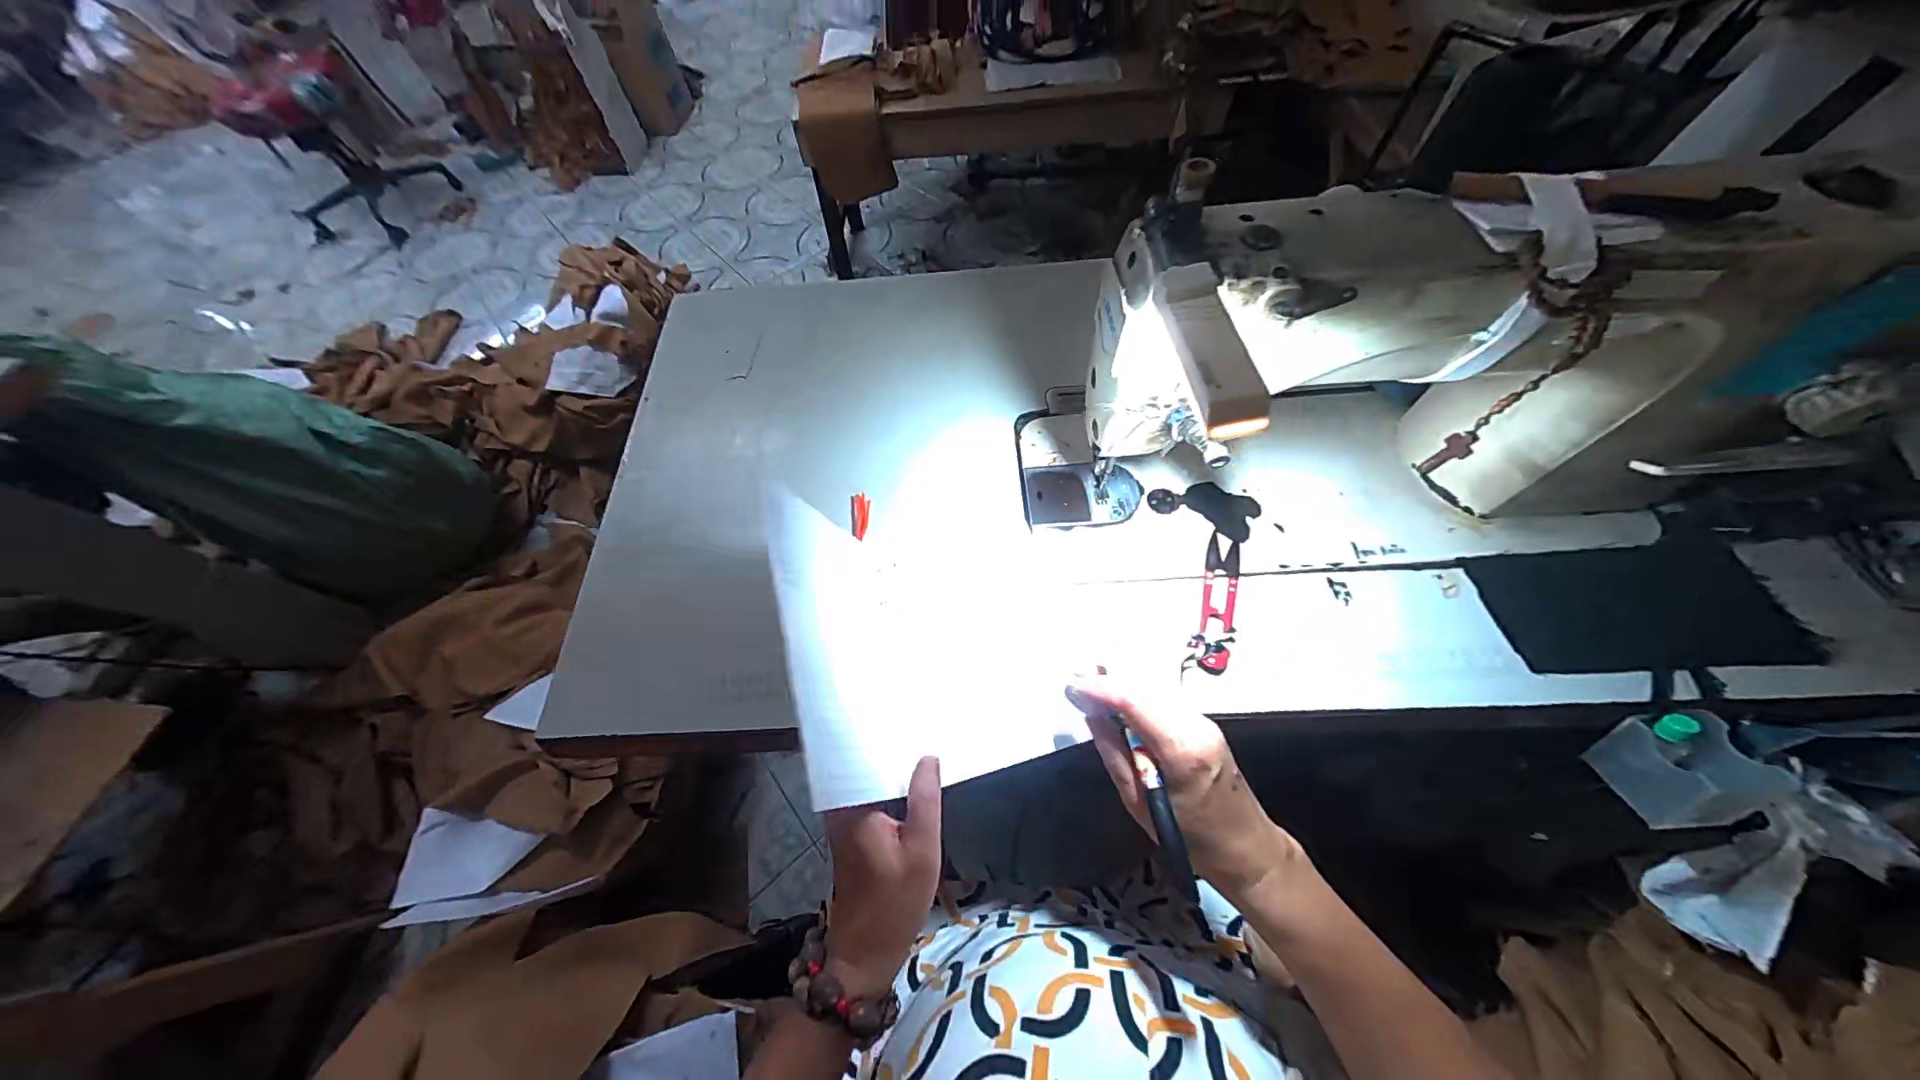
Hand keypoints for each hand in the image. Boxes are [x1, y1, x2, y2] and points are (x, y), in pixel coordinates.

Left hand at [823, 756, 941, 997]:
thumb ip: (925, 801)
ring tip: (924, 761)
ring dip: (895, 780)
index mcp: (856, 808)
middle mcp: (843, 811)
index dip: (896, 745)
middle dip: (896, 759)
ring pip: (872, 789)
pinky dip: (890, 798)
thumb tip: (928, 758)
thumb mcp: (923, 851)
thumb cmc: (895, 905)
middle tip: (928, 742)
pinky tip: (912, 795)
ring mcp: (843, 825)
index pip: (873, 760)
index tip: (918, 730)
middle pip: (871, 772)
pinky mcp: (850, 839)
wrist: (864, 956)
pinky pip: (871, 804)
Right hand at [1066, 673, 1304, 903]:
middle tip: (1079, 685)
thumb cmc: (1190, 837)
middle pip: (1145, 687)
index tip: (1074, 685)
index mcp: (1183, 749)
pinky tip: (1121, 707)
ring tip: (1094, 695)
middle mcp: (1198, 726)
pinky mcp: (1203, 723)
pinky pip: (1162, 699)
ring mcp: (1204, 721)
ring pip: (1155, 688)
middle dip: (1110, 680)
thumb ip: (1114, 752)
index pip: (1136, 700)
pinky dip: (1138, 697)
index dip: (1101, 688)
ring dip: (1123, 687)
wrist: (1243, 846)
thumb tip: (1093, 715)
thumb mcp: (1138, 801)